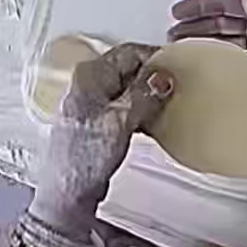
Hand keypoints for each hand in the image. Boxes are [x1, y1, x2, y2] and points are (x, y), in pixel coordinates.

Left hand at [30, 43, 174, 234]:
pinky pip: (126, 106)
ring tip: (172, 102)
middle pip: (129, 68)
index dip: (154, 56)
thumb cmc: (84, 158)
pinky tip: (157, 120)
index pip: (128, 52)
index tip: (177, 64)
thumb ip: (143, 96)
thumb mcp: (120, 122)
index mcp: (90, 75)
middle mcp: (89, 83)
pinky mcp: (100, 121)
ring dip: (149, 95)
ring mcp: (93, 102)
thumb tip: (164, 77)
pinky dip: (142, 109)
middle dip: (154, 75)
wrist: (68, 194)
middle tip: (179, 84)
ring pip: (129, 88)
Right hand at [169, 0, 246, 139]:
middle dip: (200, 21)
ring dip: (207, 38)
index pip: (235, 3)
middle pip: (229, 18)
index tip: (181, 11)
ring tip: (182, 45)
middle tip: (173, 30)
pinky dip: (222, 56)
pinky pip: (241, 58)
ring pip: (232, 37)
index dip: (206, 5)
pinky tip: (208, 62)